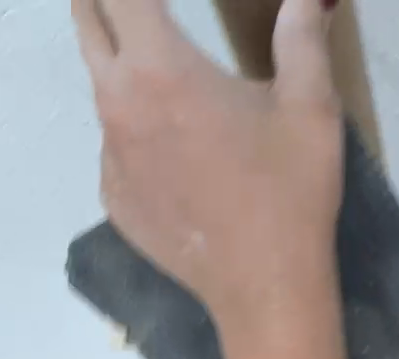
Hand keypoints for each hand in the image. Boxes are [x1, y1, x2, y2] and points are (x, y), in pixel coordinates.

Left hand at [71, 0, 342, 316]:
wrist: (268, 290)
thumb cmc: (292, 197)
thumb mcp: (312, 112)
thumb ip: (303, 39)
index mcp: (161, 68)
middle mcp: (116, 101)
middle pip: (86, 21)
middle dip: (108, 3)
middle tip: (139, 9)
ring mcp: (110, 155)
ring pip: (102, 89)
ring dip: (126, 73)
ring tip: (173, 95)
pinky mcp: (115, 199)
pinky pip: (115, 151)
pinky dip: (139, 141)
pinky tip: (181, 166)